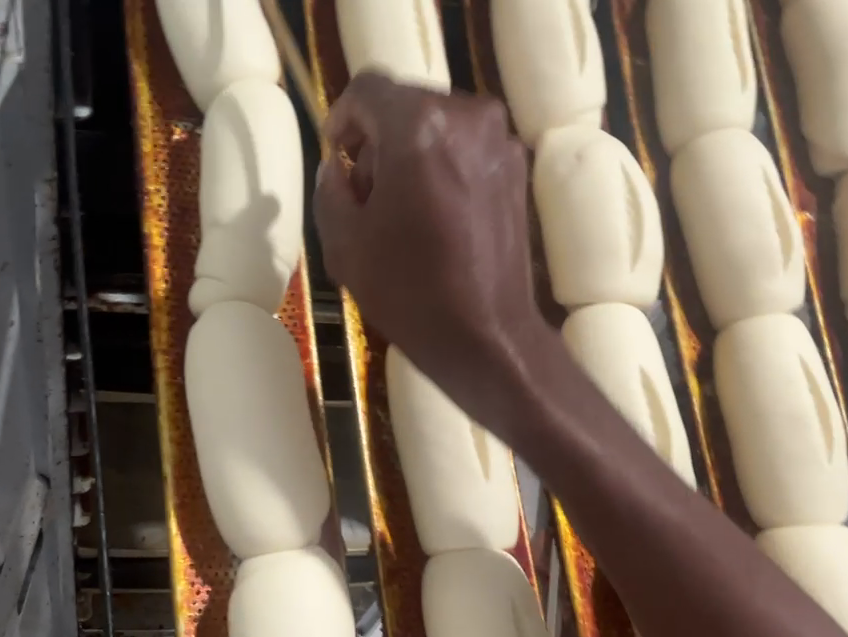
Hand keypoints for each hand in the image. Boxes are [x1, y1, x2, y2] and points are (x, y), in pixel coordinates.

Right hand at [314, 73, 550, 431]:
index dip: (343, 119)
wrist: (485, 335)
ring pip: (437, 127)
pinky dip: (441, 169)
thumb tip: (339, 169)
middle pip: (406, 105)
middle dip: (378, 141)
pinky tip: (430, 220)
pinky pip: (464, 151)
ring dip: (410, 156)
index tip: (337, 154)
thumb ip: (331, 191)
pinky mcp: (515, 170)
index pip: (367, 90)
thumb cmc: (408, 293)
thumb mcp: (345, 245)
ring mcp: (498, 142)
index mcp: (417, 130)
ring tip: (398, 212)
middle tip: (363, 195)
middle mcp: (465, 119)